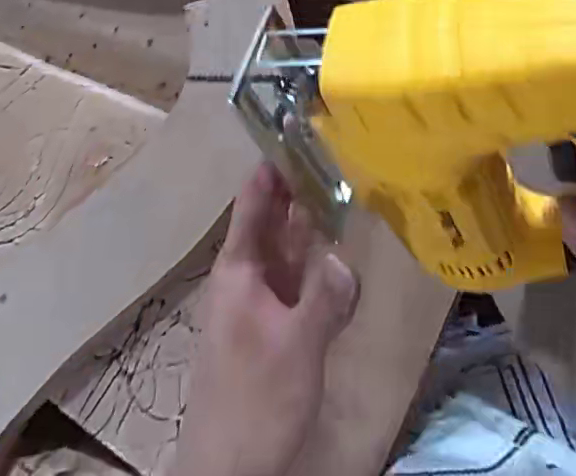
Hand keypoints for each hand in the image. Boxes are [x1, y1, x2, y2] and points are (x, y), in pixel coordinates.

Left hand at [173, 165, 359, 475]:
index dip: (270, 168)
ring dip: (311, 228)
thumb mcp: (297, 346)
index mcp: (239, 270)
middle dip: (298, 191)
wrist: (230, 469)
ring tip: (340, 193)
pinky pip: (298, 285)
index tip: (293, 132)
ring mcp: (260, 303)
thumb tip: (346, 258)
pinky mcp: (274, 328)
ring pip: (288, 252)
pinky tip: (341, 262)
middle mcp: (247, 277)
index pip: (253, 203)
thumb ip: (325, 297)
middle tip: (331, 155)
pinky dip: (317, 270)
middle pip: (274, 222)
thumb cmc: (256, 398)